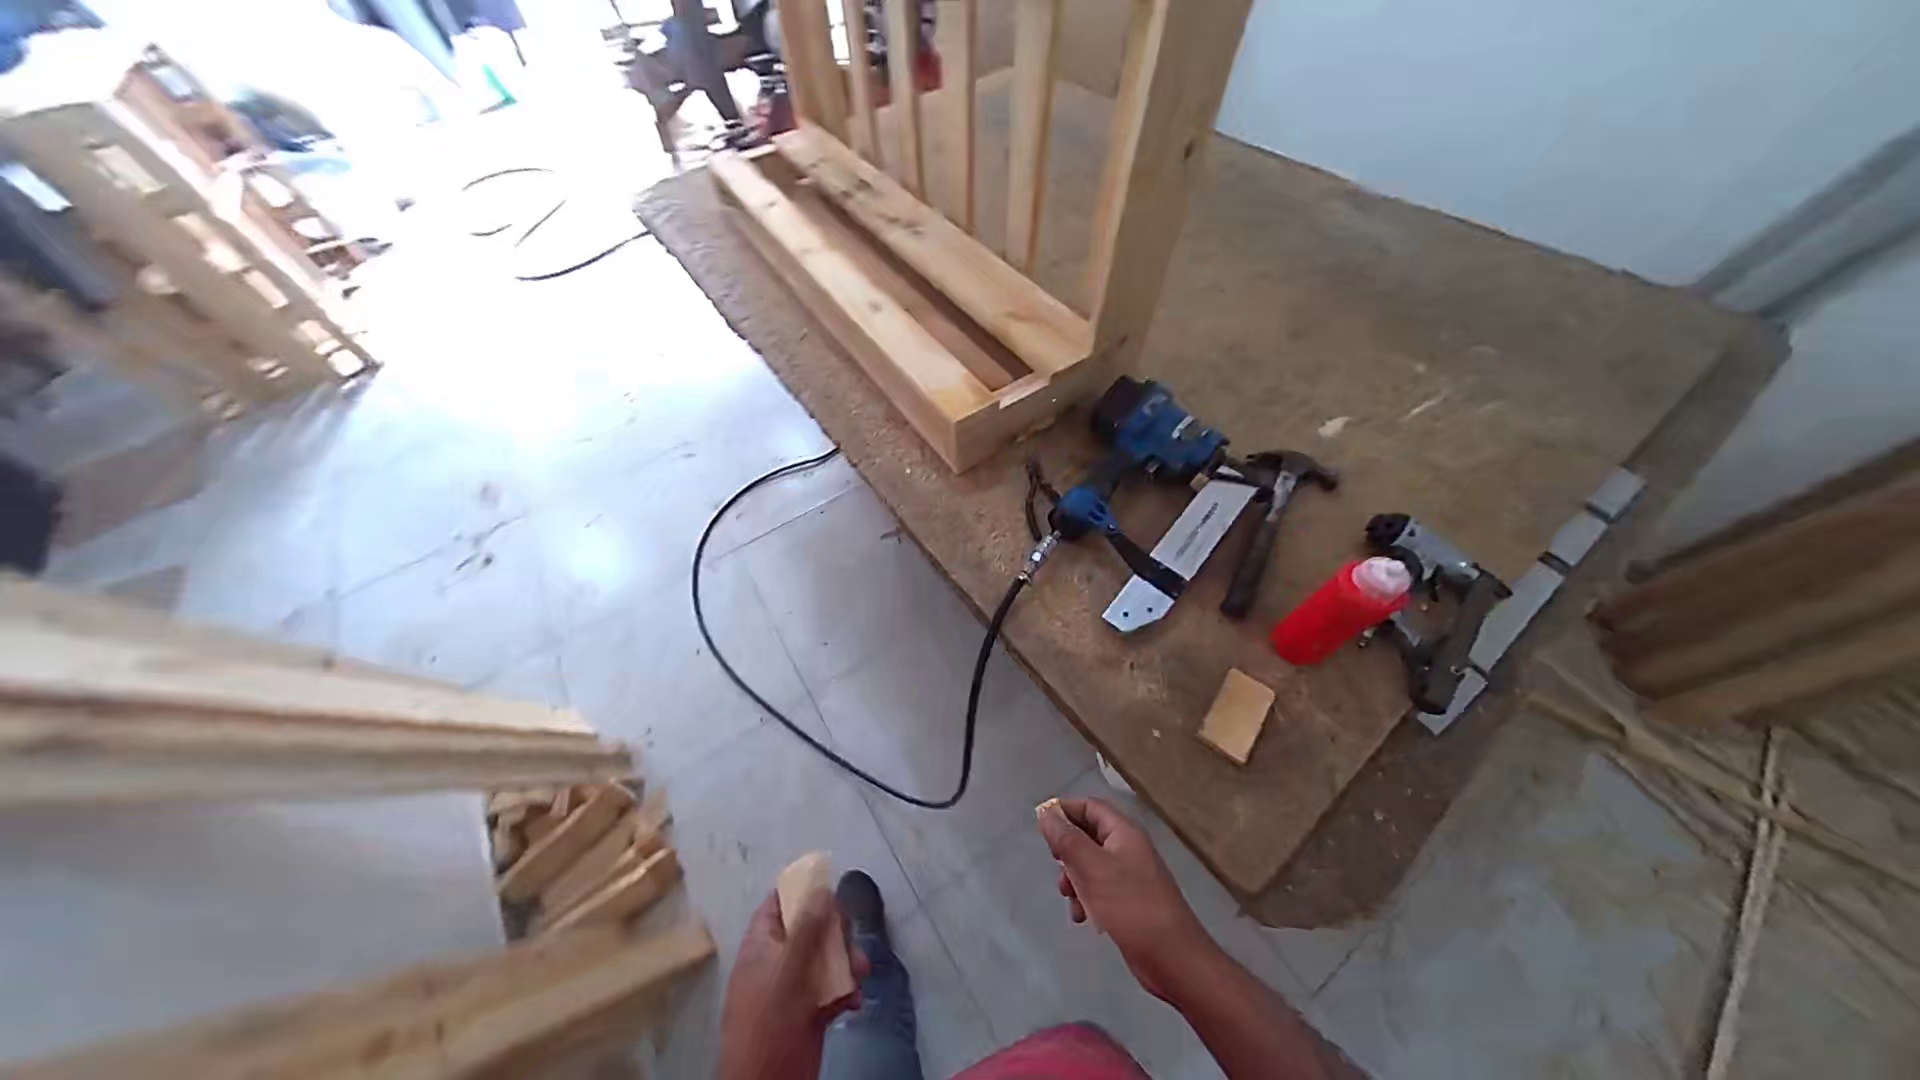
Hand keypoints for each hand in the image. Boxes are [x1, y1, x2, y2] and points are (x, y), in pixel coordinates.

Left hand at [718, 889, 867, 1079]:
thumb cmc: (769, 1024)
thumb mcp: (787, 972)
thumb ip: (806, 929)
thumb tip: (822, 889)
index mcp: (761, 946)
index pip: (779, 904)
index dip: (802, 890)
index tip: (829, 884)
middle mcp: (778, 961)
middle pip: (811, 928)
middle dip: (836, 931)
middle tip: (850, 937)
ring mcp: (794, 987)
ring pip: (827, 957)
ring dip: (847, 962)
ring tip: (860, 972)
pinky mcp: (810, 1011)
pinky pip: (833, 988)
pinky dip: (846, 990)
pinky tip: (854, 1001)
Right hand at [1036, 797, 1211, 1001]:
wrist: (1173, 959)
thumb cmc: (1131, 906)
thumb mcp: (1092, 867)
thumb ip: (1066, 838)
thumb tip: (1046, 813)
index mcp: (1123, 832)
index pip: (1089, 807)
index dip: (1065, 812)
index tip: (1043, 828)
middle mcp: (1127, 848)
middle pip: (1087, 836)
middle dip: (1067, 851)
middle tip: (1058, 867)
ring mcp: (1130, 876)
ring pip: (1090, 866)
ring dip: (1074, 879)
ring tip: (1070, 897)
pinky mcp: (1129, 902)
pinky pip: (1099, 890)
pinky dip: (1086, 899)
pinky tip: (1083, 917)